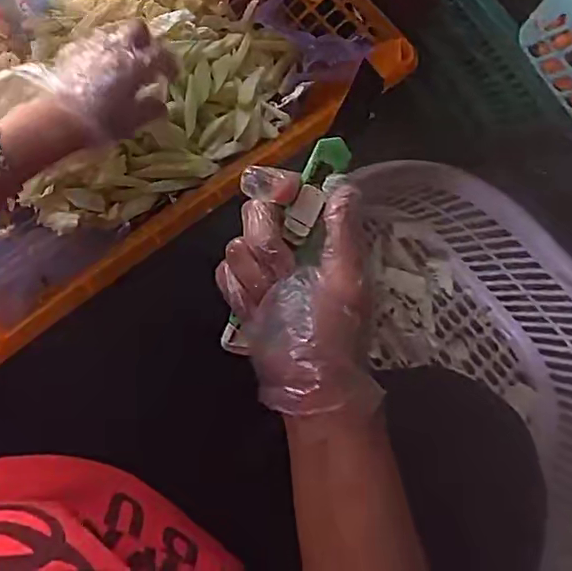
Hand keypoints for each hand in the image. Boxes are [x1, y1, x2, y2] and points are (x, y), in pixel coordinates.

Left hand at [0, 20, 175, 147]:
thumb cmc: (102, 121)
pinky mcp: (73, 51)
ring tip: (121, 66)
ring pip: (114, 34)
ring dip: (122, 46)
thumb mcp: (133, 121)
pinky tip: (99, 71)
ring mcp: (94, 46)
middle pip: (138, 28)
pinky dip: (102, 53)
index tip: (171, 76)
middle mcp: (117, 47)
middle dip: (146, 40)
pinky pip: (93, 44)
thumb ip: (151, 109)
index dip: (171, 64)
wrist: (60, 118)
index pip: (162, 54)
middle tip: (147, 59)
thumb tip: (161, 103)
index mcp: (137, 63)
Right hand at [217, 171, 382, 417]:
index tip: (283, 194)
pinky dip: (239, 293)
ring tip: (275, 300)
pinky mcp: (238, 289)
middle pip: (254, 212)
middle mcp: (286, 244)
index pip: (288, 191)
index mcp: (315, 237)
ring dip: (255, 276)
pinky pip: (223, 273)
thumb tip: (345, 186)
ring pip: (235, 245)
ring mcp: (258, 267)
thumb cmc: (334, 333)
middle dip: (266, 243)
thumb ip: (343, 232)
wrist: (306, 386)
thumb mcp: (347, 281)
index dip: (280, 186)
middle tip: (284, 271)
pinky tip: (257, 310)